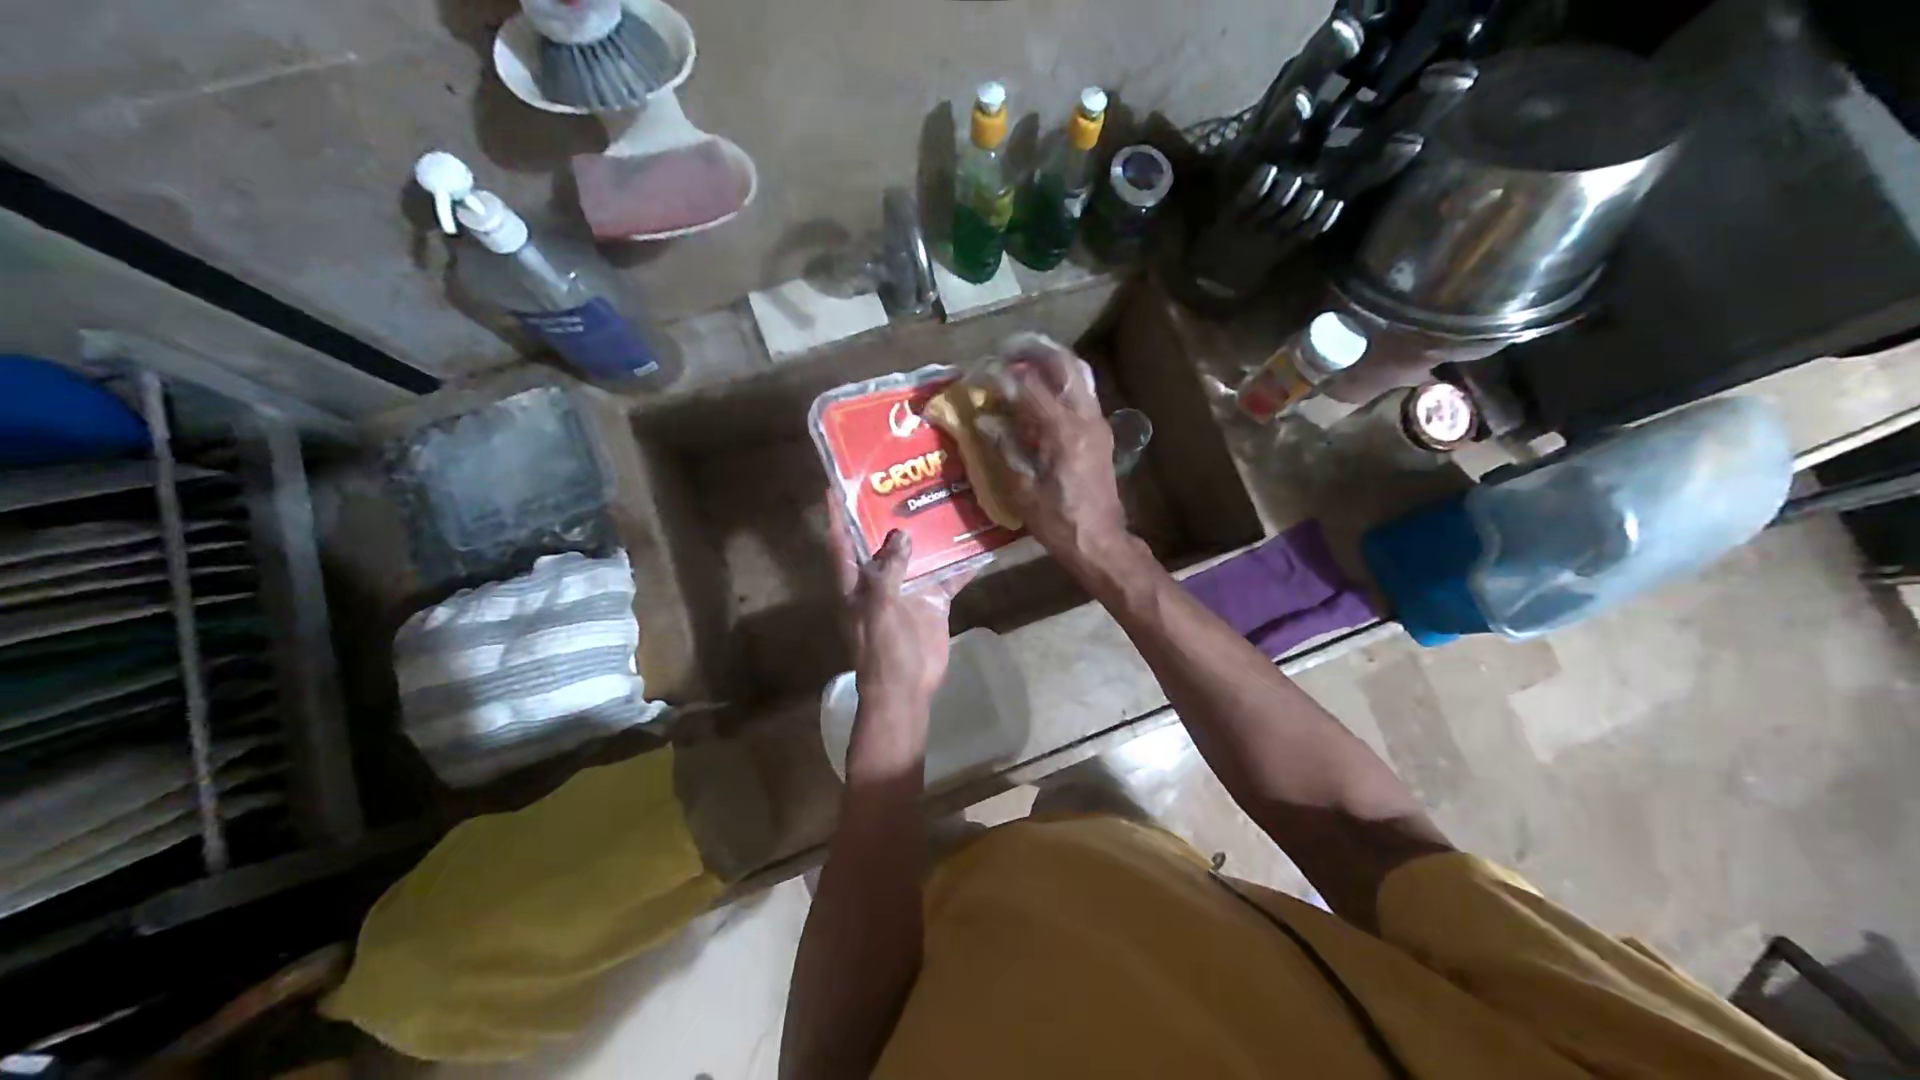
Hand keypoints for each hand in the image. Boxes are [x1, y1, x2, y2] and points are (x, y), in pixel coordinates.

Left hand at [826, 496, 973, 715]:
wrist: (905, 688)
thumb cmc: (881, 648)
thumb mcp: (879, 604)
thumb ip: (888, 568)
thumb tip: (901, 534)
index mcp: (854, 581)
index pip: (841, 541)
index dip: (837, 514)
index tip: (837, 484)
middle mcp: (880, 580)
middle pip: (882, 541)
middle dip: (890, 515)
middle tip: (906, 481)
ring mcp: (908, 590)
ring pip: (918, 554)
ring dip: (929, 534)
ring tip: (945, 500)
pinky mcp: (932, 601)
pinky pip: (947, 576)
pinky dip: (961, 564)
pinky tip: (978, 544)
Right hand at [977, 335, 1133, 575]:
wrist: (1099, 540)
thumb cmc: (1057, 520)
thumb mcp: (1022, 488)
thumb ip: (1003, 446)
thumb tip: (983, 418)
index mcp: (1062, 431)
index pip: (1028, 385)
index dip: (1000, 375)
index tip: (977, 373)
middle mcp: (1084, 417)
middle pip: (1062, 363)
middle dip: (1032, 349)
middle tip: (1004, 348)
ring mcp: (1097, 421)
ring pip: (1078, 372)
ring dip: (1050, 359)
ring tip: (1022, 358)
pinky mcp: (1100, 431)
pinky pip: (1082, 390)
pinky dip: (1061, 378)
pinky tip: (1041, 385)